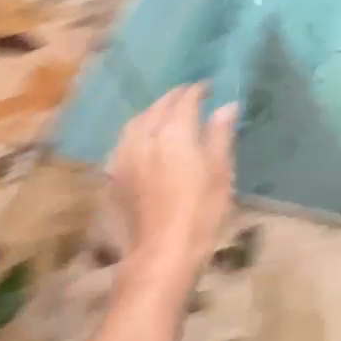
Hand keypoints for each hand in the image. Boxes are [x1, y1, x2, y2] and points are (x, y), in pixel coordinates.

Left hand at [105, 83, 238, 279]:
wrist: (162, 252)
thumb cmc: (201, 212)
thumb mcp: (220, 172)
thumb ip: (220, 135)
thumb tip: (226, 106)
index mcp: (173, 132)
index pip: (186, 100)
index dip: (198, 90)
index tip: (210, 87)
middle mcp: (144, 136)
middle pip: (158, 106)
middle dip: (175, 97)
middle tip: (191, 96)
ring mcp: (124, 155)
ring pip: (137, 121)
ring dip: (153, 111)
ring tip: (167, 113)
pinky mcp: (114, 174)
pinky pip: (125, 140)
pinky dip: (139, 131)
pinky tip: (146, 139)